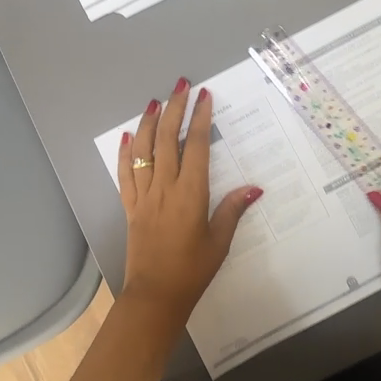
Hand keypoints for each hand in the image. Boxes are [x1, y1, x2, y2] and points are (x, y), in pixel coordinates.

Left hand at [116, 78, 261, 321]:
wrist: (155, 295)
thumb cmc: (192, 270)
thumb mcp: (220, 242)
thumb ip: (233, 210)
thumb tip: (254, 187)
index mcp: (190, 193)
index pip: (195, 146)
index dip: (199, 118)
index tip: (204, 96)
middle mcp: (164, 187)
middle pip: (167, 139)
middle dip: (175, 108)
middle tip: (181, 85)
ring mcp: (144, 195)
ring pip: (144, 150)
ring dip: (149, 122)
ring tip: (156, 101)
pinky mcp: (130, 206)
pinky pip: (125, 173)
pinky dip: (126, 152)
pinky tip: (128, 135)